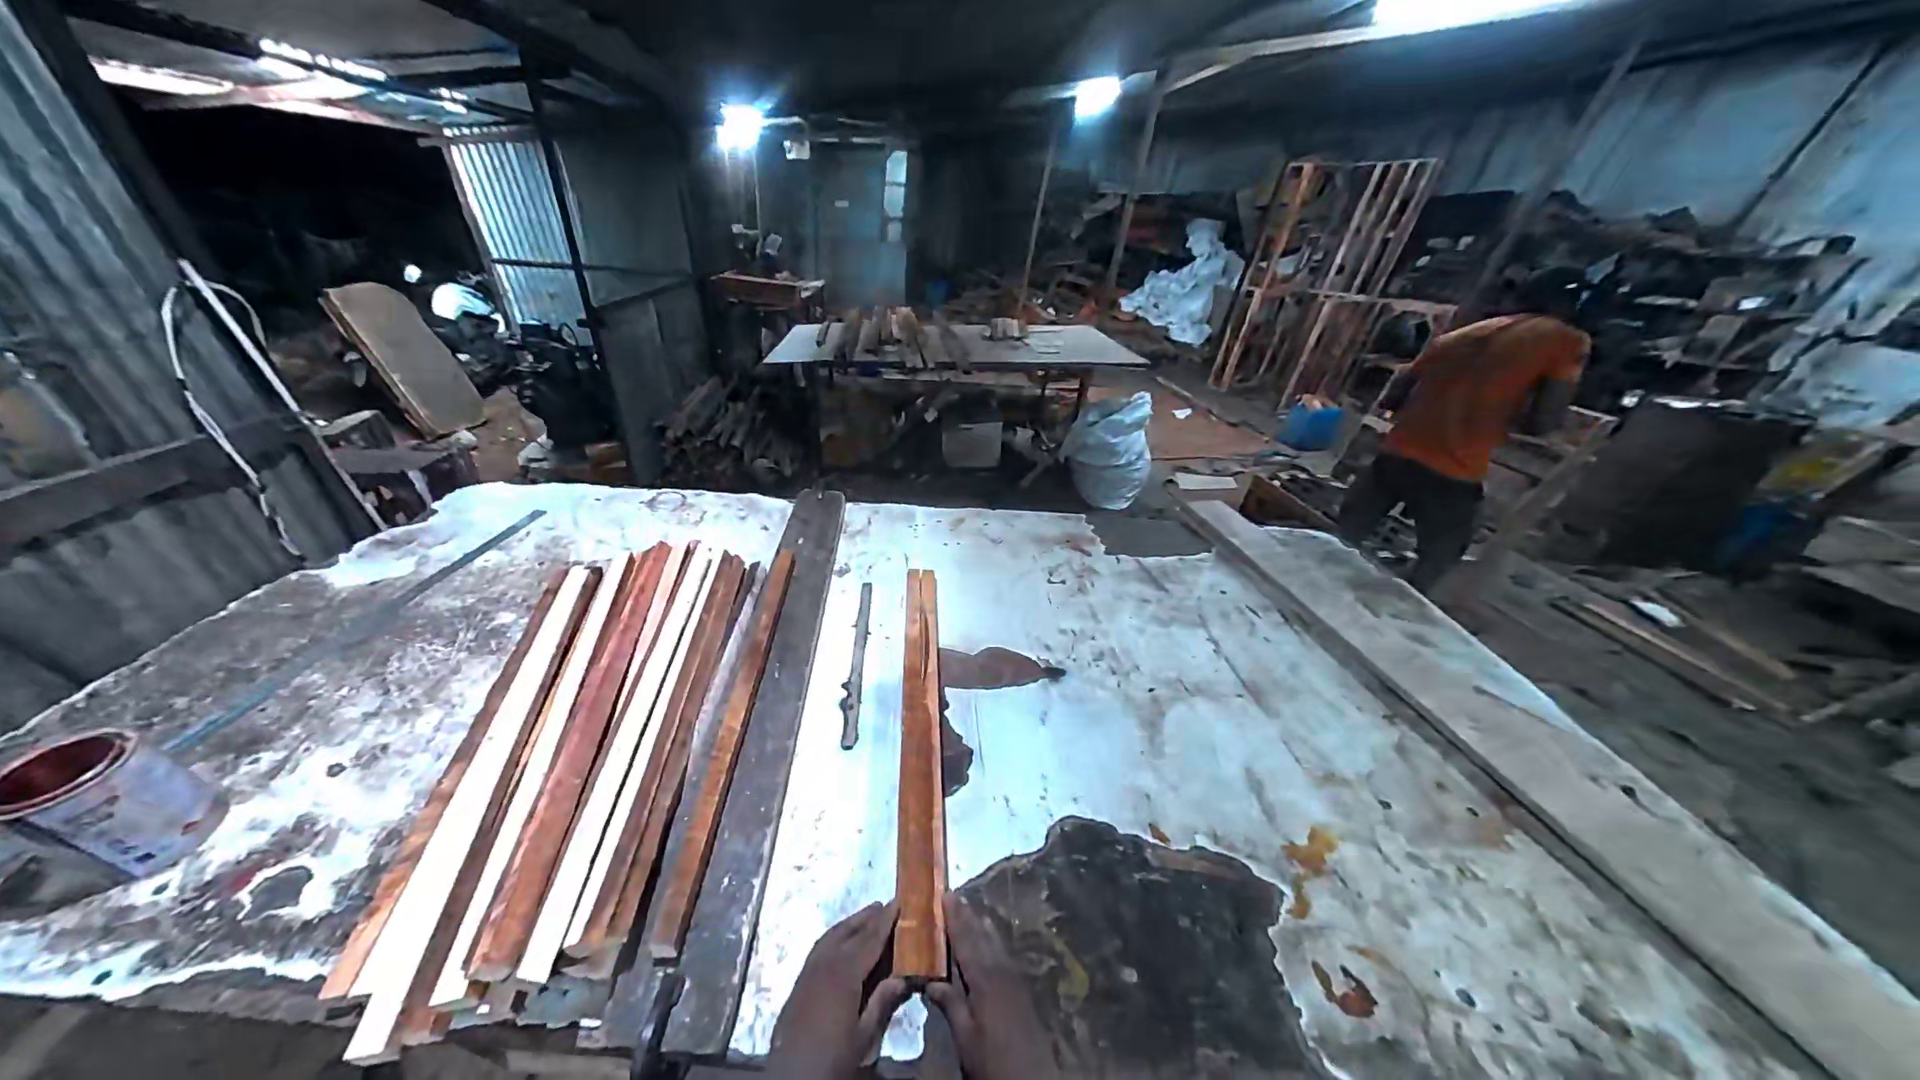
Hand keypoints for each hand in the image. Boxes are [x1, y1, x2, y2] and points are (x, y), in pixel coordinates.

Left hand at [767, 901, 910, 1079]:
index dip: (885, 921)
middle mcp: (826, 963)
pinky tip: (840, 940)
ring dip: (851, 923)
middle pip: (851, 932)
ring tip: (866, 916)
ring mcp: (809, 970)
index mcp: (845, 972)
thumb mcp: (863, 1035)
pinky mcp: (799, 981)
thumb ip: (882, 1002)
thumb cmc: (832, 1058)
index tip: (899, 902)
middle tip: (885, 904)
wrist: (791, 1077)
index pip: (870, 939)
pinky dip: (835, 935)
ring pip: (833, 935)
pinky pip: (820, 947)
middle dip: (868, 917)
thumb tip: (902, 977)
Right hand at [924, 894, 1059, 1079]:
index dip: (955, 917)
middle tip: (954, 894)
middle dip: (967, 915)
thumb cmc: (994, 1060)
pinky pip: (1002, 952)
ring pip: (994, 942)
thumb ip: (951, 1005)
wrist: (1034, 1078)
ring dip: (980, 924)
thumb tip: (929, 979)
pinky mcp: (1021, 987)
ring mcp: (1013, 977)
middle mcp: (1001, 970)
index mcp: (984, 978)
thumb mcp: (966, 1038)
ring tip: (970, 909)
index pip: (966, 940)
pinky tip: (989, 939)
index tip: (946, 894)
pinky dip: (991, 940)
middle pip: (981, 935)